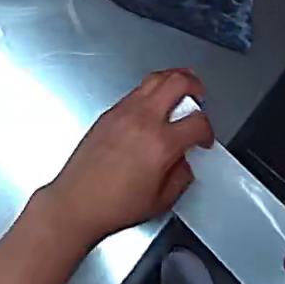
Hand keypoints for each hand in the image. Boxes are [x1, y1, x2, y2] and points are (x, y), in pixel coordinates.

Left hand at [31, 69, 214, 248]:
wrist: (77, 202)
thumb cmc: (114, 205)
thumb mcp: (161, 200)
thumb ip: (181, 175)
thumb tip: (184, 161)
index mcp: (161, 143)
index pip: (197, 121)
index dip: (207, 130)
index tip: (204, 138)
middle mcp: (143, 120)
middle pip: (177, 81)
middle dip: (194, 84)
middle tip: (200, 92)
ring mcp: (124, 111)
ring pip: (154, 78)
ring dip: (172, 78)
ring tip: (180, 86)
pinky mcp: (110, 112)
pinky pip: (136, 91)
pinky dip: (151, 89)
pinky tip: (153, 102)